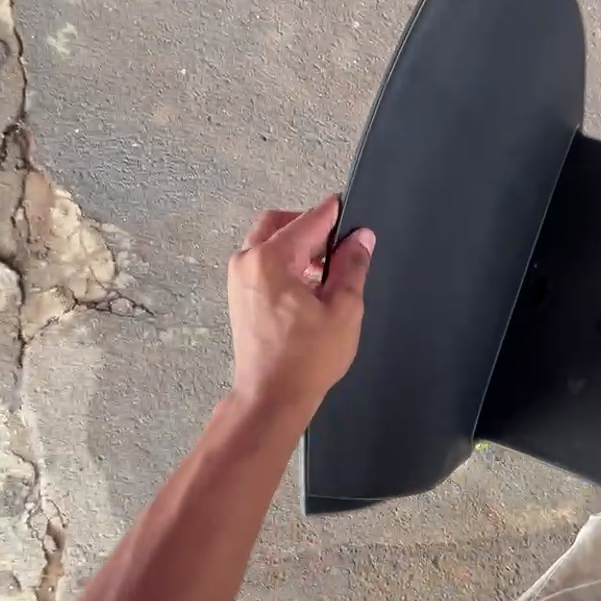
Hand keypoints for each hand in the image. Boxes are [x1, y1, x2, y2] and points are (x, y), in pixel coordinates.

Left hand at [227, 195, 374, 412]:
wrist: (273, 395)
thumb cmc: (306, 359)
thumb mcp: (344, 308)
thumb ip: (353, 267)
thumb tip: (361, 238)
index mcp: (271, 259)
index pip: (309, 221)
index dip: (333, 212)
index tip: (348, 205)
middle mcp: (248, 262)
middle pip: (280, 224)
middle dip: (311, 228)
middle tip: (340, 243)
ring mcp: (239, 279)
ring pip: (270, 244)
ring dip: (299, 248)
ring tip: (328, 273)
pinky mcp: (241, 296)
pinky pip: (263, 264)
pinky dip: (287, 265)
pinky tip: (310, 288)